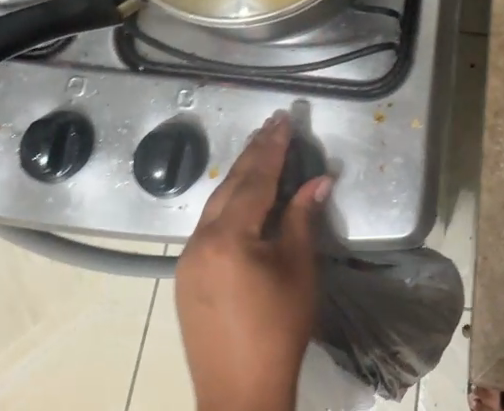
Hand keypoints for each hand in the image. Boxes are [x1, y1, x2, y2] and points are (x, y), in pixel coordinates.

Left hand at [176, 112, 332, 410]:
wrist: (240, 393)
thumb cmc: (278, 329)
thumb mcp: (298, 269)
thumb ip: (301, 218)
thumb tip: (318, 180)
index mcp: (227, 237)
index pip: (255, 179)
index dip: (272, 148)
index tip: (284, 119)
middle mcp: (199, 241)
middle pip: (230, 186)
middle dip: (253, 155)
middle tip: (272, 125)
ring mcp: (188, 260)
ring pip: (215, 206)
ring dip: (239, 177)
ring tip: (259, 151)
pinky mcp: (185, 277)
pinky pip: (208, 228)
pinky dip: (228, 205)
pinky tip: (241, 198)